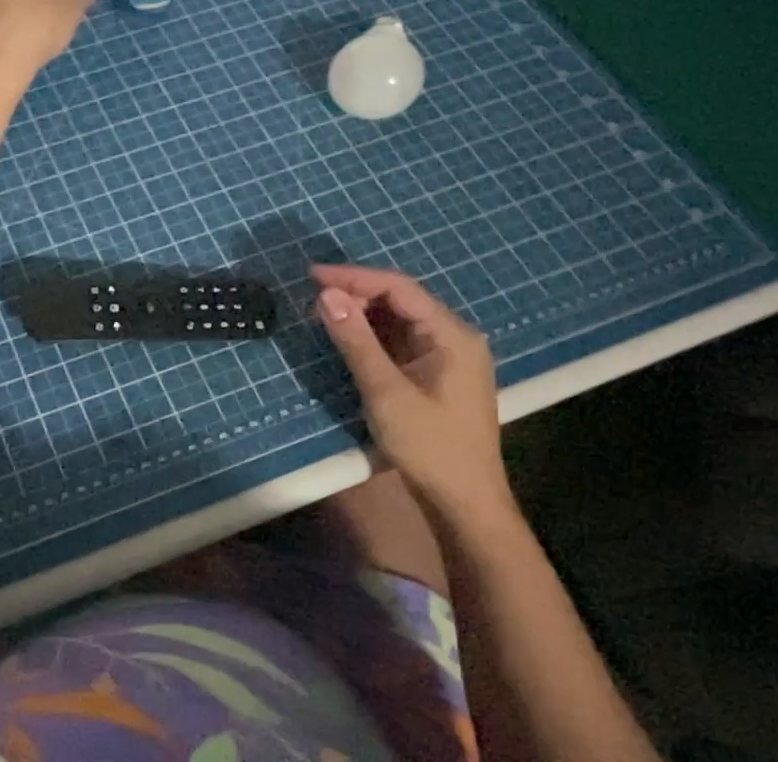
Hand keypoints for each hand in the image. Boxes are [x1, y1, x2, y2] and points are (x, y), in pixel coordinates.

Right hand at [312, 264, 511, 516]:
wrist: (465, 502)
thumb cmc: (429, 446)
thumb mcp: (385, 391)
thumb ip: (356, 340)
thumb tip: (326, 295)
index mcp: (452, 336)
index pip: (400, 288)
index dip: (355, 277)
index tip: (312, 274)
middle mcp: (454, 338)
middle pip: (402, 299)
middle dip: (357, 293)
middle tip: (313, 296)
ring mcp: (447, 357)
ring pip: (399, 320)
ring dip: (362, 313)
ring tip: (322, 312)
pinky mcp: (435, 375)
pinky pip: (400, 340)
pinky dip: (371, 334)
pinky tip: (347, 336)